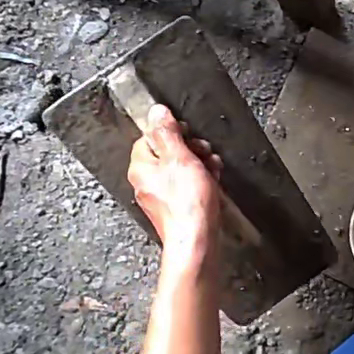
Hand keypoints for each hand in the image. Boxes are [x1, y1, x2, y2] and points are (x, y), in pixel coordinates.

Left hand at [127, 105, 222, 252]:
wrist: (196, 241)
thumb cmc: (187, 203)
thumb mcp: (179, 158)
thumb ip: (167, 133)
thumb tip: (157, 112)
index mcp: (140, 166)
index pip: (149, 137)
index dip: (172, 132)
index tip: (188, 134)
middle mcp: (146, 181)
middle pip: (166, 152)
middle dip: (189, 148)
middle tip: (203, 152)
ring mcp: (160, 196)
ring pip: (179, 169)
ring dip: (198, 163)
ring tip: (212, 168)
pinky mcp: (174, 207)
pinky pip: (186, 185)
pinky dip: (200, 180)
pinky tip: (212, 182)